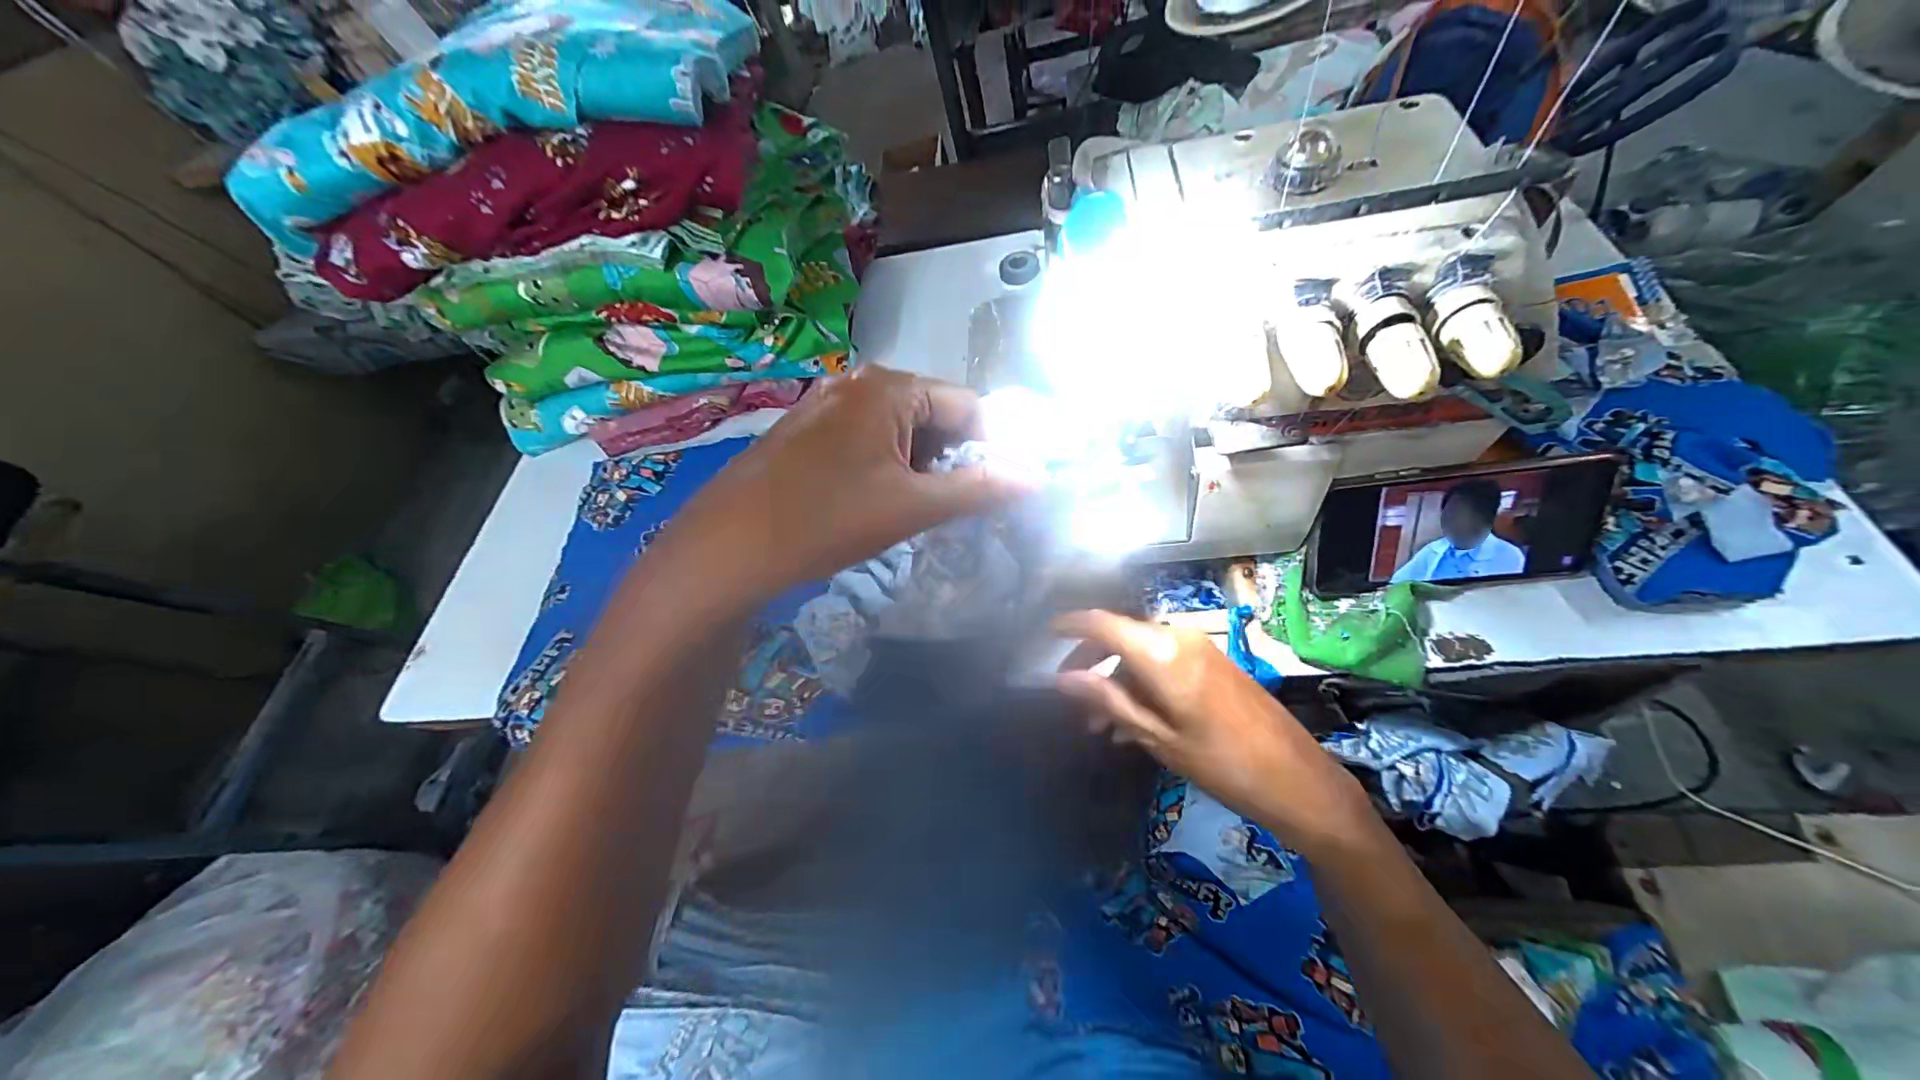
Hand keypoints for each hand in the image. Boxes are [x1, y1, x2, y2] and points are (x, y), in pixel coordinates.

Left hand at [660, 368, 1027, 603]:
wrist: (729, 546)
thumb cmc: (827, 520)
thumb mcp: (911, 506)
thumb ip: (977, 488)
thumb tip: (1036, 477)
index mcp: (889, 387)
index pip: (967, 405)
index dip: (988, 448)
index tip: (992, 492)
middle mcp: (857, 382)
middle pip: (932, 413)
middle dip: (949, 458)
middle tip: (948, 506)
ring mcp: (825, 404)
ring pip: (897, 429)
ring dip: (916, 466)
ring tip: (910, 510)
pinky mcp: (805, 430)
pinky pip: (864, 439)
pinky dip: (883, 466)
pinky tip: (872, 503)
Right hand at [1053, 610, 1373, 854]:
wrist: (1298, 779)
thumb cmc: (1220, 763)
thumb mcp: (1156, 737)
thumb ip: (1107, 700)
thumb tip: (1063, 679)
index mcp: (1161, 652)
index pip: (1101, 623)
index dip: (1068, 626)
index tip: (1044, 636)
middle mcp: (1178, 637)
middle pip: (1119, 637)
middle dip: (1091, 664)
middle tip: (1072, 702)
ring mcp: (1199, 648)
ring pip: (1141, 653)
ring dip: (1117, 681)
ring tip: (1101, 726)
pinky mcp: (1213, 662)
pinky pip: (1164, 662)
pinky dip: (1142, 683)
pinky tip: (1134, 722)